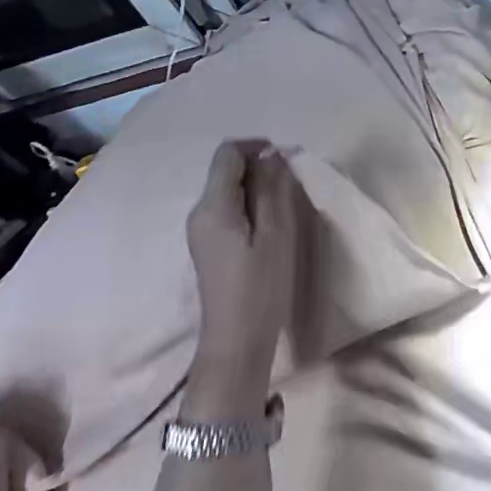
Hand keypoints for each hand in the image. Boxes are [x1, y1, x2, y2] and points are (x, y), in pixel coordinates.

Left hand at [185, 140, 301, 415]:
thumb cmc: (260, 287)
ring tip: (284, 205)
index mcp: (212, 206)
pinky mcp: (208, 246)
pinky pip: (226, 208)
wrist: (236, 343)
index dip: (256, 147)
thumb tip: (273, 155)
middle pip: (225, 170)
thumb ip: (273, 189)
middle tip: (291, 184)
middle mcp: (198, 212)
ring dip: (255, 186)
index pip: (227, 153)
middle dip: (258, 167)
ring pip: (227, 189)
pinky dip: (248, 204)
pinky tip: (269, 224)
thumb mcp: (276, 233)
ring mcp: (200, 231)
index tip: (286, 160)